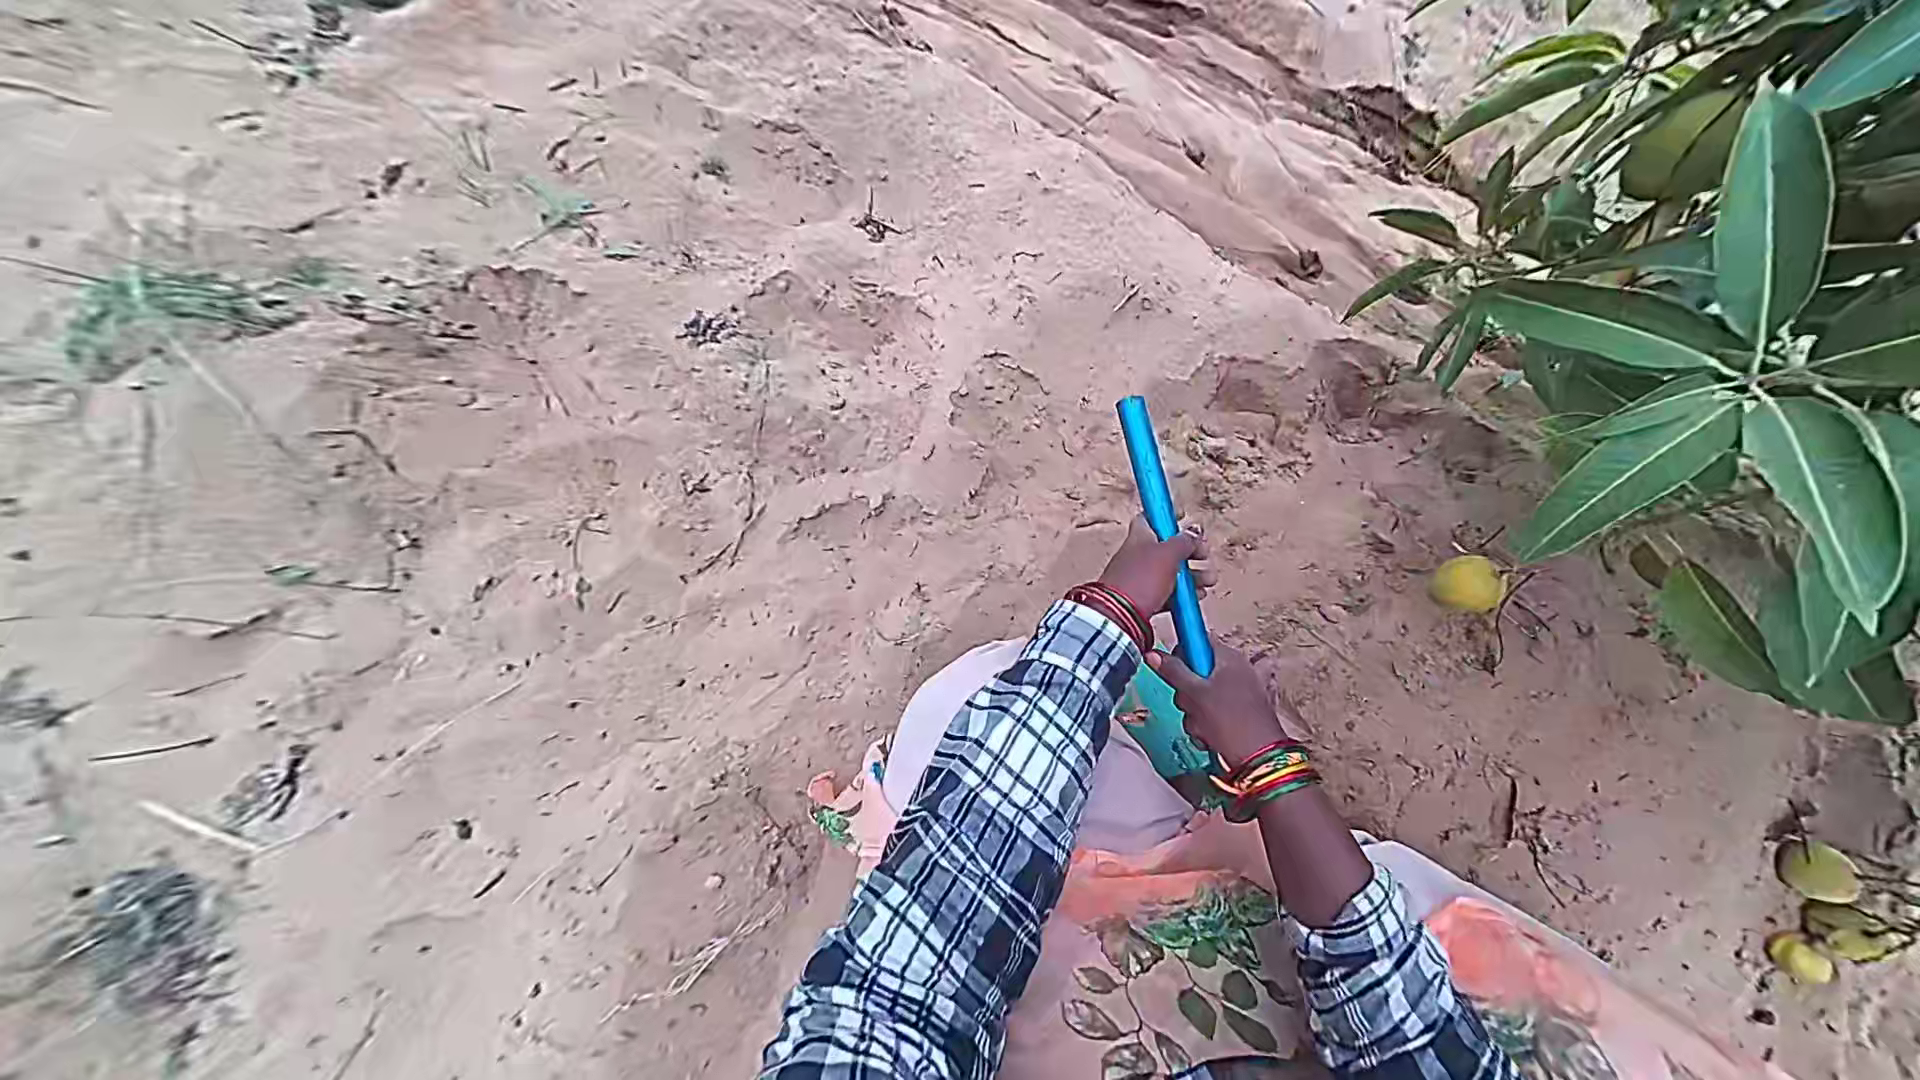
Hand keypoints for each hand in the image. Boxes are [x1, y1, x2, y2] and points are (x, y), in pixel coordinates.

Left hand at [1097, 516, 1213, 615]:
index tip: (1183, 516)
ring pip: (1170, 572)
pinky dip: (1182, 594)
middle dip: (1191, 552)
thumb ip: (1183, 541)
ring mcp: (1139, 578)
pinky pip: (1166, 593)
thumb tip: (1193, 531)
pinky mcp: (1142, 599)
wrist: (1119, 615)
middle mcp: (1137, 555)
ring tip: (1209, 581)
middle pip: (1167, 548)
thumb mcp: (1168, 554)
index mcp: (1139, 537)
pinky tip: (1196, 597)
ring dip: (1193, 575)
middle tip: (1206, 557)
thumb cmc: (1141, 579)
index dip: (1166, 516)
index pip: (1150, 518)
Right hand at [1145, 645, 1304, 765]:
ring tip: (1201, 724)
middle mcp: (1235, 670)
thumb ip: (1172, 671)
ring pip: (1199, 695)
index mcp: (1228, 657)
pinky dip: (1204, 723)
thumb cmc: (1230, 721)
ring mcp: (1238, 692)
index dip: (1181, 654)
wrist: (1260, 761)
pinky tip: (1208, 735)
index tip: (1173, 670)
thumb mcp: (1194, 693)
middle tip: (1189, 703)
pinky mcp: (1238, 713)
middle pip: (1195, 670)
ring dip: (1192, 712)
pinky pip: (1210, 711)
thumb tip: (1153, 653)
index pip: (1196, 640)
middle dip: (1185, 691)